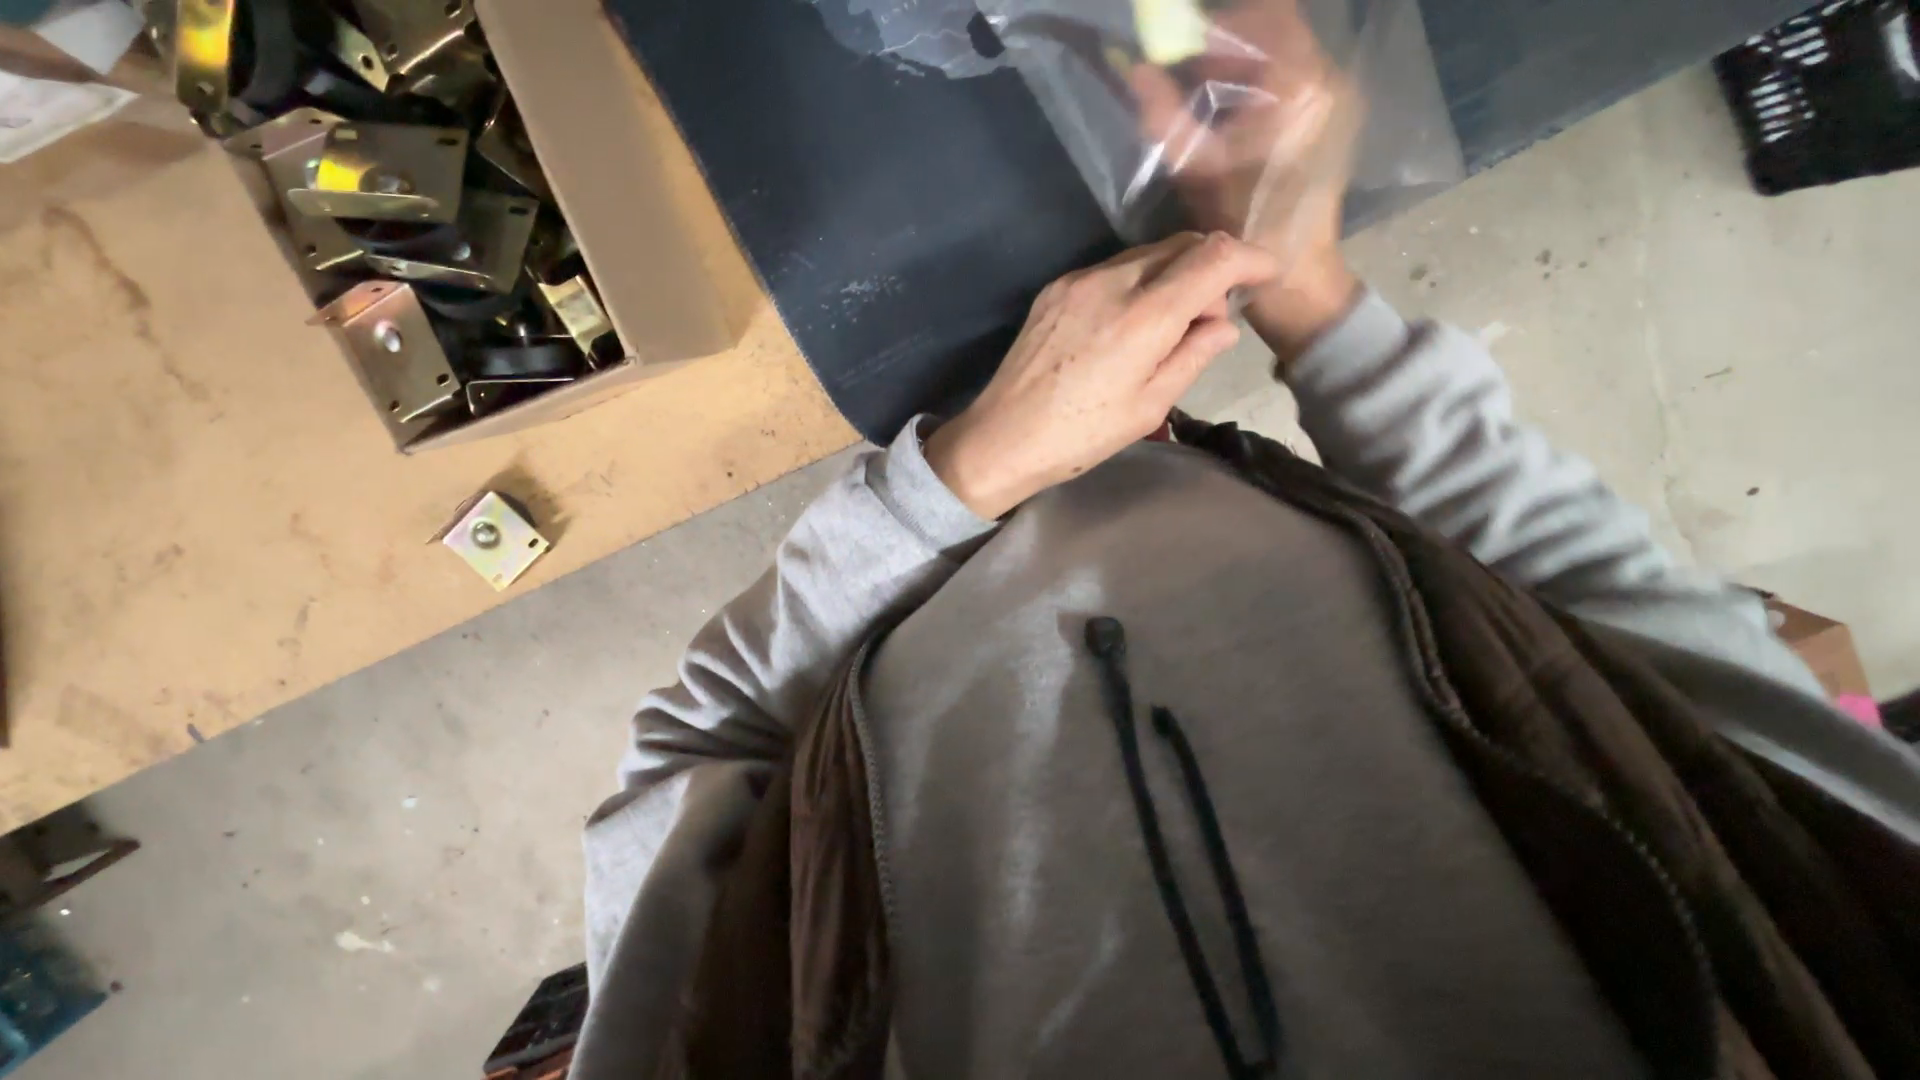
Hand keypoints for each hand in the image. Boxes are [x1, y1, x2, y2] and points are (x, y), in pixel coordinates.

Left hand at [925, 232, 1277, 518]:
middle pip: (1181, 245)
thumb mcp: (1149, 406)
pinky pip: (1113, 269)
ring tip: (1170, 325)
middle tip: (1211, 317)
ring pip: (1146, 254)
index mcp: (1143, 316)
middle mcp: (1111, 282)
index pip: (1213, 257)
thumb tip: (1223, 324)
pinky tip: (1132, 322)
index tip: (1265, 275)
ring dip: (1174, 274)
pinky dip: (1139, 282)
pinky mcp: (1054, 288)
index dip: (1250, 259)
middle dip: (1211, 268)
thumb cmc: (1081, 436)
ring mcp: (1077, 280)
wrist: (1002, 438)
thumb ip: (1192, 356)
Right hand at [1127, 1, 1362, 356]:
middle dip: (1222, 48)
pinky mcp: (1328, 121)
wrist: (1297, 276)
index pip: (1263, 15)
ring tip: (1197, 97)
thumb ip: (1163, 115)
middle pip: (1272, 31)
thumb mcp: (1196, 169)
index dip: (1216, 26)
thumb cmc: (1247, 227)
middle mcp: (1324, 81)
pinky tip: (1223, 118)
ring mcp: (1332, 100)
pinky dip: (1253, 88)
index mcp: (1299, 86)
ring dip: (1236, 68)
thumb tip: (1133, 70)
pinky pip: (1287, 81)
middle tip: (1181, 73)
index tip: (1178, 48)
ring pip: (1280, 55)